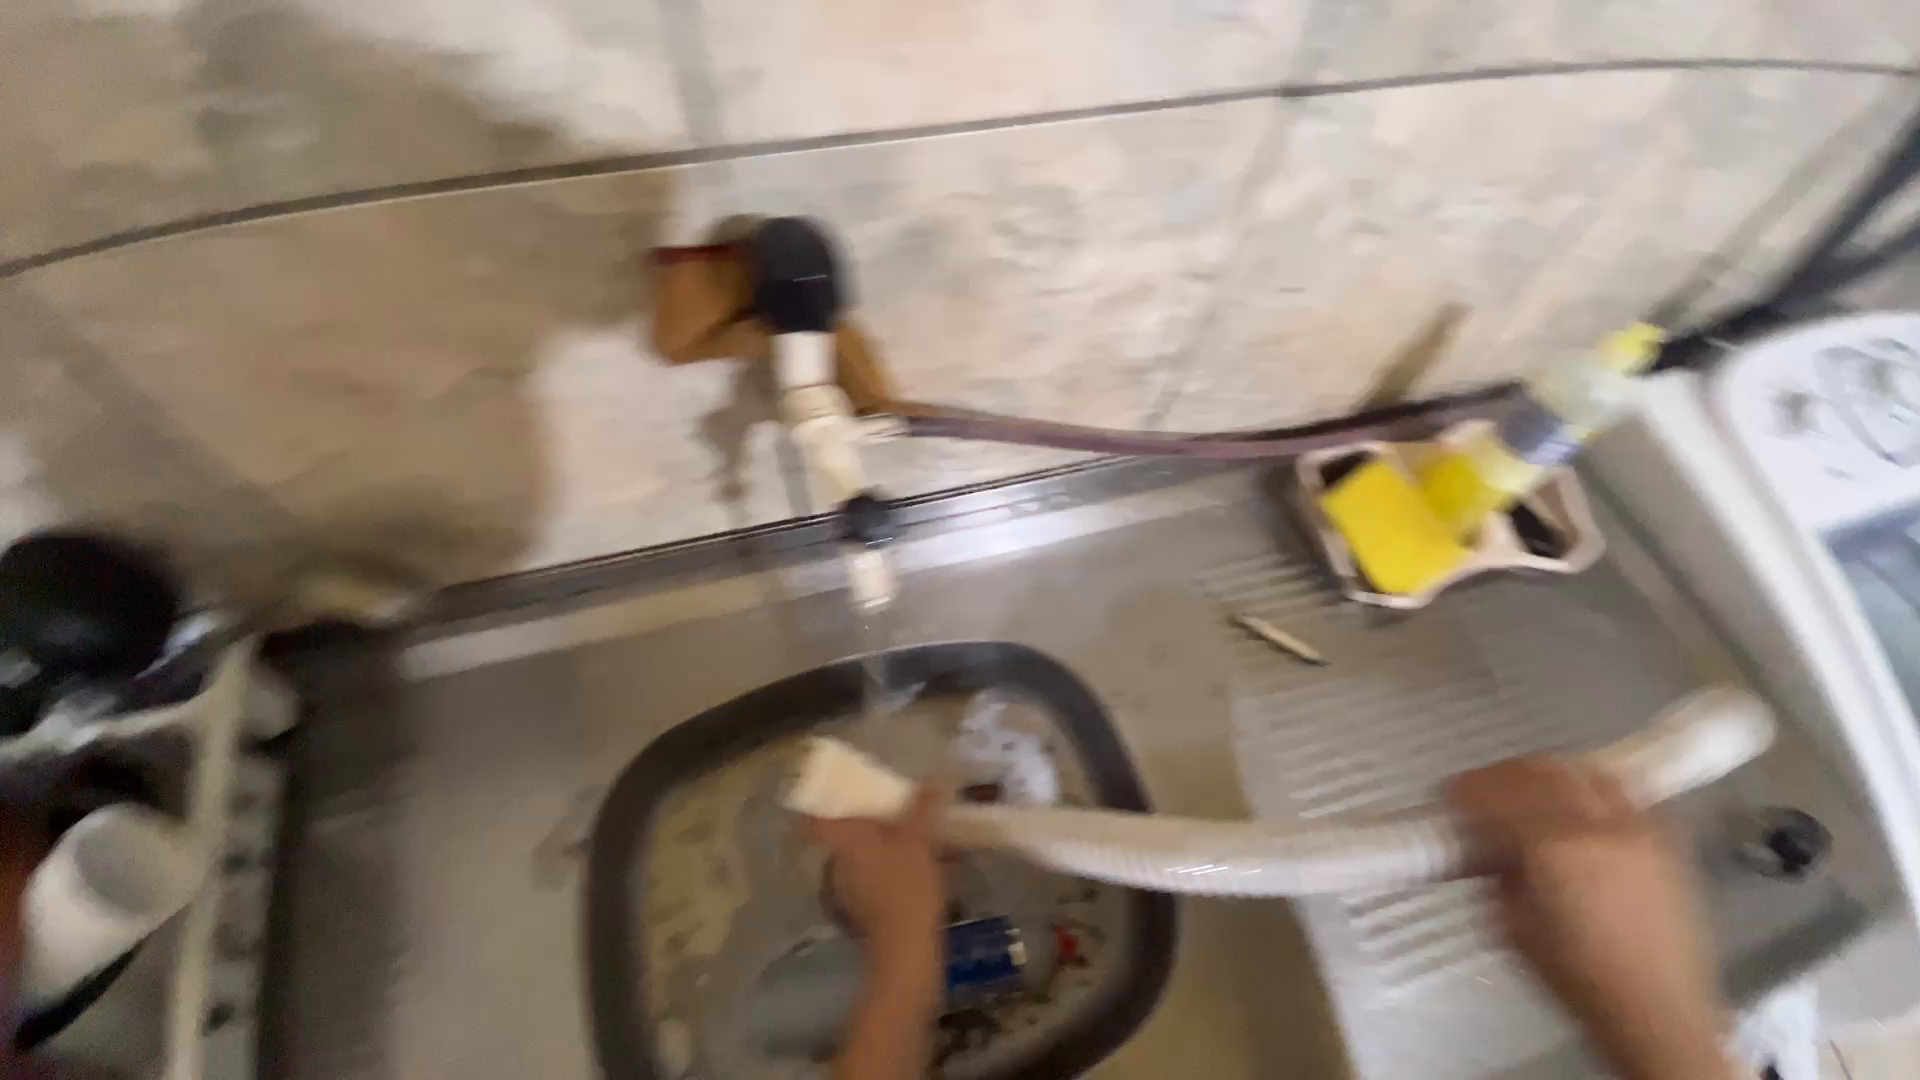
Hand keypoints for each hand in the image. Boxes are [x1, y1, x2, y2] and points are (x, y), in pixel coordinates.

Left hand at [806, 785, 945, 959]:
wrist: (905, 951)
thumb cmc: (906, 887)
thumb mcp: (920, 841)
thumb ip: (923, 807)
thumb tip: (932, 778)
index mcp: (844, 841)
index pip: (813, 820)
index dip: (816, 804)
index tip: (830, 791)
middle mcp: (837, 863)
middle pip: (842, 835)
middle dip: (865, 822)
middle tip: (890, 808)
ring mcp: (846, 889)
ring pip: (858, 857)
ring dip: (880, 846)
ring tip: (911, 837)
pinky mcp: (861, 910)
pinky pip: (870, 876)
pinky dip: (887, 868)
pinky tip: (916, 868)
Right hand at [1449, 757, 1735, 1079]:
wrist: (1658, 1013)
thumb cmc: (1572, 973)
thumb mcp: (1508, 922)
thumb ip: (1496, 870)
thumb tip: (1489, 842)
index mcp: (1548, 847)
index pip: (1494, 793)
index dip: (1464, 787)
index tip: (1447, 793)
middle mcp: (1593, 827)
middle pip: (1536, 770)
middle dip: (1500, 773)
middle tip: (1482, 789)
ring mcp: (1635, 833)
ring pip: (1583, 772)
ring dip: (1548, 773)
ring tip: (1531, 789)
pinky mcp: (1665, 845)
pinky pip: (1627, 795)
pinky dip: (1596, 787)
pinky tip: (1581, 803)